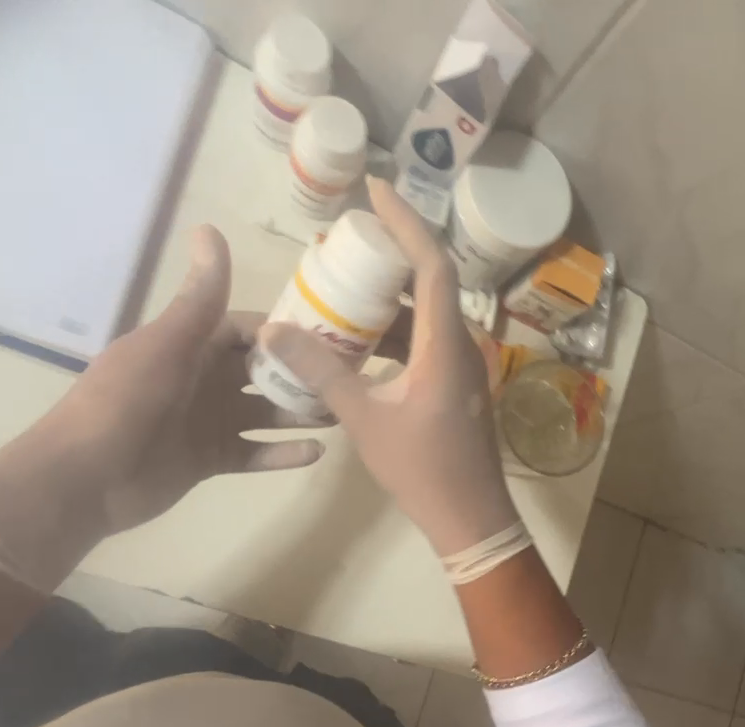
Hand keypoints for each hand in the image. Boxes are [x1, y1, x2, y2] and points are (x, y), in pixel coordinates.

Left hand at [0, 226, 325, 590]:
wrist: (85, 479)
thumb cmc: (124, 402)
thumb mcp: (166, 344)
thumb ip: (199, 298)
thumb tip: (212, 229)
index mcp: (190, 346)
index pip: (249, 331)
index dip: (287, 333)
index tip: (332, 338)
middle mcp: (203, 380)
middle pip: (263, 372)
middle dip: (301, 376)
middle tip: (348, 381)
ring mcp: (207, 422)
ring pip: (265, 412)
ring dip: (299, 414)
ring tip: (340, 416)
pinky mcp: (210, 460)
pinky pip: (255, 453)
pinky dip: (282, 454)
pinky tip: (315, 454)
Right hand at [258, 177, 517, 557]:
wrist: (470, 517)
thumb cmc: (422, 469)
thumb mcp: (364, 419)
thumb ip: (321, 373)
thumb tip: (274, 332)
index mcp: (444, 345)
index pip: (432, 265)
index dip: (406, 223)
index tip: (375, 191)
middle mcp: (461, 346)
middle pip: (431, 283)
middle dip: (390, 257)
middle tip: (345, 242)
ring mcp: (464, 367)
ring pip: (427, 315)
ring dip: (389, 299)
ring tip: (344, 286)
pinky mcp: (458, 385)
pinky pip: (427, 342)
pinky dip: (397, 331)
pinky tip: (361, 338)